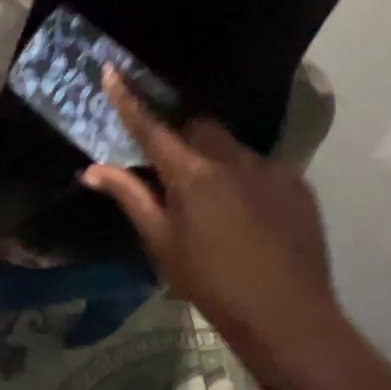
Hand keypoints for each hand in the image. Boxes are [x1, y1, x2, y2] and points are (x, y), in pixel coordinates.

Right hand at [82, 69, 336, 343]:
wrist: (289, 319)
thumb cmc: (212, 283)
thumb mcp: (161, 243)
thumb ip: (130, 197)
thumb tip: (92, 170)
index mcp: (191, 174)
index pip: (150, 126)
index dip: (128, 98)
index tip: (113, 70)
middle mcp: (231, 159)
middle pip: (198, 127)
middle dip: (183, 136)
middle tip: (174, 168)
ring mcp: (270, 169)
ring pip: (232, 147)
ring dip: (217, 159)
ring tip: (217, 199)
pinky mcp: (298, 186)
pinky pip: (263, 167)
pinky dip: (248, 180)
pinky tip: (250, 215)